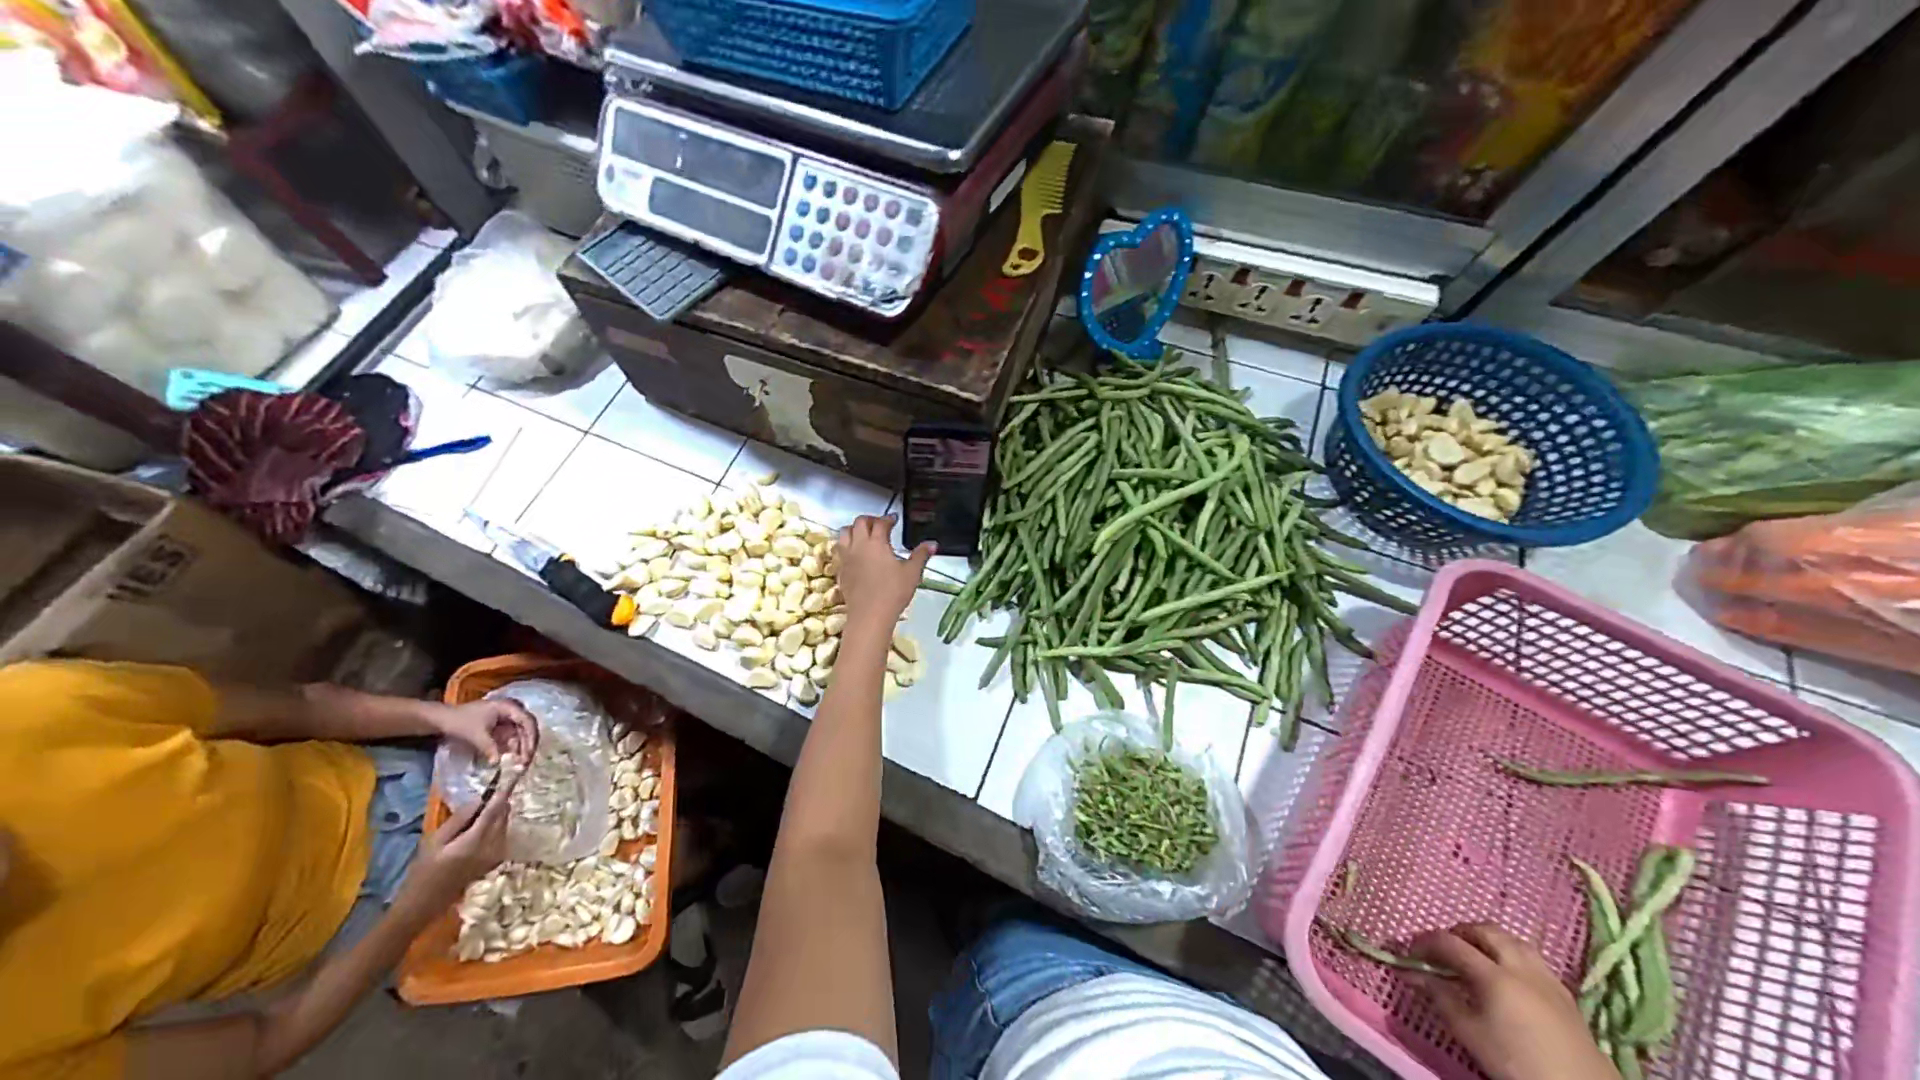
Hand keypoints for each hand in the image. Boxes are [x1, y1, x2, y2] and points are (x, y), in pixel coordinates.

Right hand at [396, 770, 520, 914]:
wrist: (424, 903)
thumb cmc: (424, 871)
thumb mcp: (435, 841)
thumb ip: (460, 818)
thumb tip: (479, 798)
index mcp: (476, 841)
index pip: (496, 809)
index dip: (504, 790)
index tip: (514, 772)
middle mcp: (494, 846)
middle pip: (504, 814)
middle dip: (497, 802)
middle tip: (482, 797)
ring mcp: (498, 854)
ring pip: (504, 823)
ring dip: (496, 814)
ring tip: (473, 818)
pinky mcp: (497, 859)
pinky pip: (501, 833)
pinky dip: (494, 826)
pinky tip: (476, 830)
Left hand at [428, 698, 538, 762]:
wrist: (444, 719)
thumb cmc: (461, 723)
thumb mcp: (476, 735)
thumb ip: (489, 748)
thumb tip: (498, 763)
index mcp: (509, 707)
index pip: (528, 722)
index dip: (530, 738)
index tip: (528, 754)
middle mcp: (512, 711)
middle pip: (527, 728)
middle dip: (527, 745)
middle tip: (525, 762)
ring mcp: (508, 718)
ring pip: (521, 734)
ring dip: (521, 748)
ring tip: (519, 763)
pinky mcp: (502, 726)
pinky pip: (513, 736)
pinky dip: (513, 747)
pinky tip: (511, 758)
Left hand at [834, 515, 933, 627]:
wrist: (869, 615)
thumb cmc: (893, 592)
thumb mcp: (912, 573)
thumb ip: (921, 555)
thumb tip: (933, 544)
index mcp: (876, 542)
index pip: (881, 523)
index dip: (888, 518)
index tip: (894, 519)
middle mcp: (858, 545)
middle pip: (859, 522)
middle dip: (870, 519)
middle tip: (879, 524)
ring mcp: (846, 557)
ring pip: (844, 533)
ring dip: (854, 530)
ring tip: (863, 535)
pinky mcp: (840, 570)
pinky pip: (839, 551)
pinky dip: (846, 546)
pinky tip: (854, 554)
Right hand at [1410, 923, 1615, 1079]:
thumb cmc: (1517, 1063)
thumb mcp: (1469, 1033)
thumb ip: (1440, 997)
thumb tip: (1415, 974)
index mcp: (1493, 975)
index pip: (1450, 943)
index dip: (1426, 942)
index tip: (1411, 953)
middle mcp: (1519, 966)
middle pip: (1484, 931)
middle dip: (1459, 933)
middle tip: (1444, 950)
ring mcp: (1546, 977)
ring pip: (1512, 939)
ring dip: (1487, 940)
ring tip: (1475, 956)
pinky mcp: (1564, 992)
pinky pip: (1531, 957)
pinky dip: (1511, 954)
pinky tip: (1508, 974)